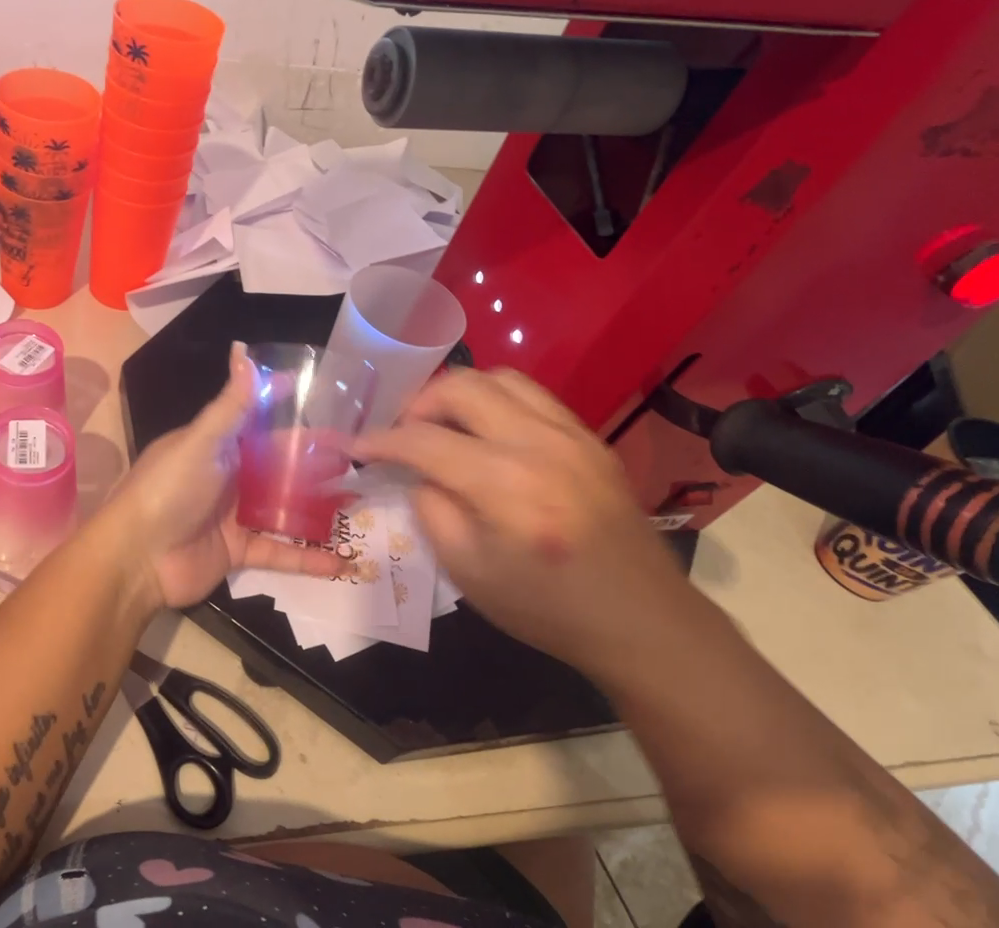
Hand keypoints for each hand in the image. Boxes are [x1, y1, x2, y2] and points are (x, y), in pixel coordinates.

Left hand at [107, 342, 341, 610]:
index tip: (330, 396)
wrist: (136, 558)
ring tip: (364, 506)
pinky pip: (281, 551)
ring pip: (286, 508)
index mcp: (217, 444)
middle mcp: (228, 476)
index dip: (288, 405)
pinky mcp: (240, 551)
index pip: (257, 416)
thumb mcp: (201, 442)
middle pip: (279, 465)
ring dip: (319, 509)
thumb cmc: (168, 490)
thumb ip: (231, 404)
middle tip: (361, 458)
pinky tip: (344, 561)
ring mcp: (235, 515)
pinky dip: (309, 557)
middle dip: (316, 462)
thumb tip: (243, 347)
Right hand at [354, 368, 691, 674]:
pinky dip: (497, 403)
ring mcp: (571, 435)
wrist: (641, 620)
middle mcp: (538, 442)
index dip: (381, 441)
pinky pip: (533, 397)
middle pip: (463, 386)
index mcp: (504, 483)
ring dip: (461, 394)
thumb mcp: (467, 572)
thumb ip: (432, 510)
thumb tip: (418, 474)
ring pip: (502, 378)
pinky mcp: (590, 440)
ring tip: (444, 426)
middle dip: (419, 403)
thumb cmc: (546, 608)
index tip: (357, 446)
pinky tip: (488, 436)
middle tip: (403, 434)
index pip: (424, 440)